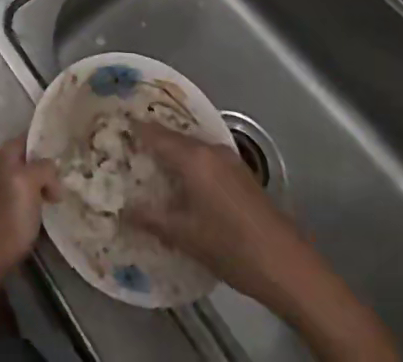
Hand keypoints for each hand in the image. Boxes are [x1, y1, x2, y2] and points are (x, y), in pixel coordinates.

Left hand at [0, 135, 61, 275]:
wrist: (1, 246)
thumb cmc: (14, 210)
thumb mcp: (29, 181)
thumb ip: (43, 167)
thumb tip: (54, 168)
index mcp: (7, 153)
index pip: (30, 136)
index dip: (48, 137)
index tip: (72, 140)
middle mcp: (8, 163)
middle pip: (36, 154)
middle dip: (53, 160)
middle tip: (76, 165)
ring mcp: (14, 182)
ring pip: (39, 171)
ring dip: (52, 177)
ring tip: (71, 182)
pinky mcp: (20, 199)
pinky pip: (39, 187)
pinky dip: (49, 189)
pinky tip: (60, 197)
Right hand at [121, 121, 316, 307]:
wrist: (295, 272)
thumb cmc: (232, 248)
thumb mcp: (183, 235)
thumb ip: (148, 217)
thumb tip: (120, 208)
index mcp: (192, 157)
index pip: (151, 132)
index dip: (128, 129)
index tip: (108, 131)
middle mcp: (210, 150)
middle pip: (171, 137)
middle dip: (148, 142)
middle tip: (123, 152)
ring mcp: (231, 162)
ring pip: (189, 148)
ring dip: (170, 155)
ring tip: (148, 169)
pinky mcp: (244, 177)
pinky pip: (206, 160)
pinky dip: (188, 165)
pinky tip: (180, 185)